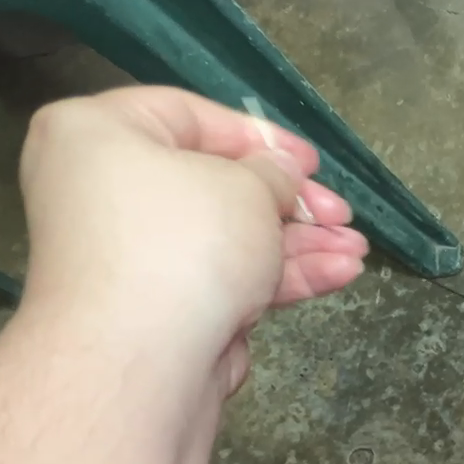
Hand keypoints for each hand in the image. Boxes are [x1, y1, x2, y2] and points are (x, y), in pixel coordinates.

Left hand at [17, 87, 368, 396]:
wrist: (147, 347)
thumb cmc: (186, 241)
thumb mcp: (244, 186)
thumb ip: (273, 172)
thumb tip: (281, 171)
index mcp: (104, 135)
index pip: (188, 116)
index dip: (259, 136)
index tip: (313, 162)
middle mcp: (119, 187)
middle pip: (225, 184)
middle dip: (297, 203)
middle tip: (343, 215)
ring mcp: (152, 249)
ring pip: (244, 236)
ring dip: (309, 242)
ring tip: (359, 251)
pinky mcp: (183, 298)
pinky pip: (242, 273)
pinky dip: (293, 272)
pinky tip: (343, 273)